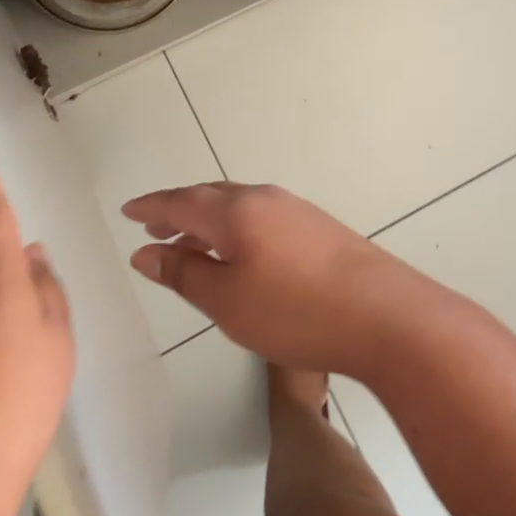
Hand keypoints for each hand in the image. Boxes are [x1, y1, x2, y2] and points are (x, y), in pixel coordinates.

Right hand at [123, 182, 443, 377]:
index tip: (129, 212)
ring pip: (240, 208)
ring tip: (192, 245)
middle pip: (211, 198)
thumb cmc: (296, 312)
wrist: (387, 317)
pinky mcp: (322, 229)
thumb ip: (184, 273)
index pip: (180, 202)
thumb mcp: (227, 302)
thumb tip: (146, 252)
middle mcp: (266, 199)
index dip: (151, 207)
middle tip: (155, 228)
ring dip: (210, 222)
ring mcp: (299, 211)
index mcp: (236, 211)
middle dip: (179, 212)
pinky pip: (264, 218)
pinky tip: (243, 255)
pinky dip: (239, 230)